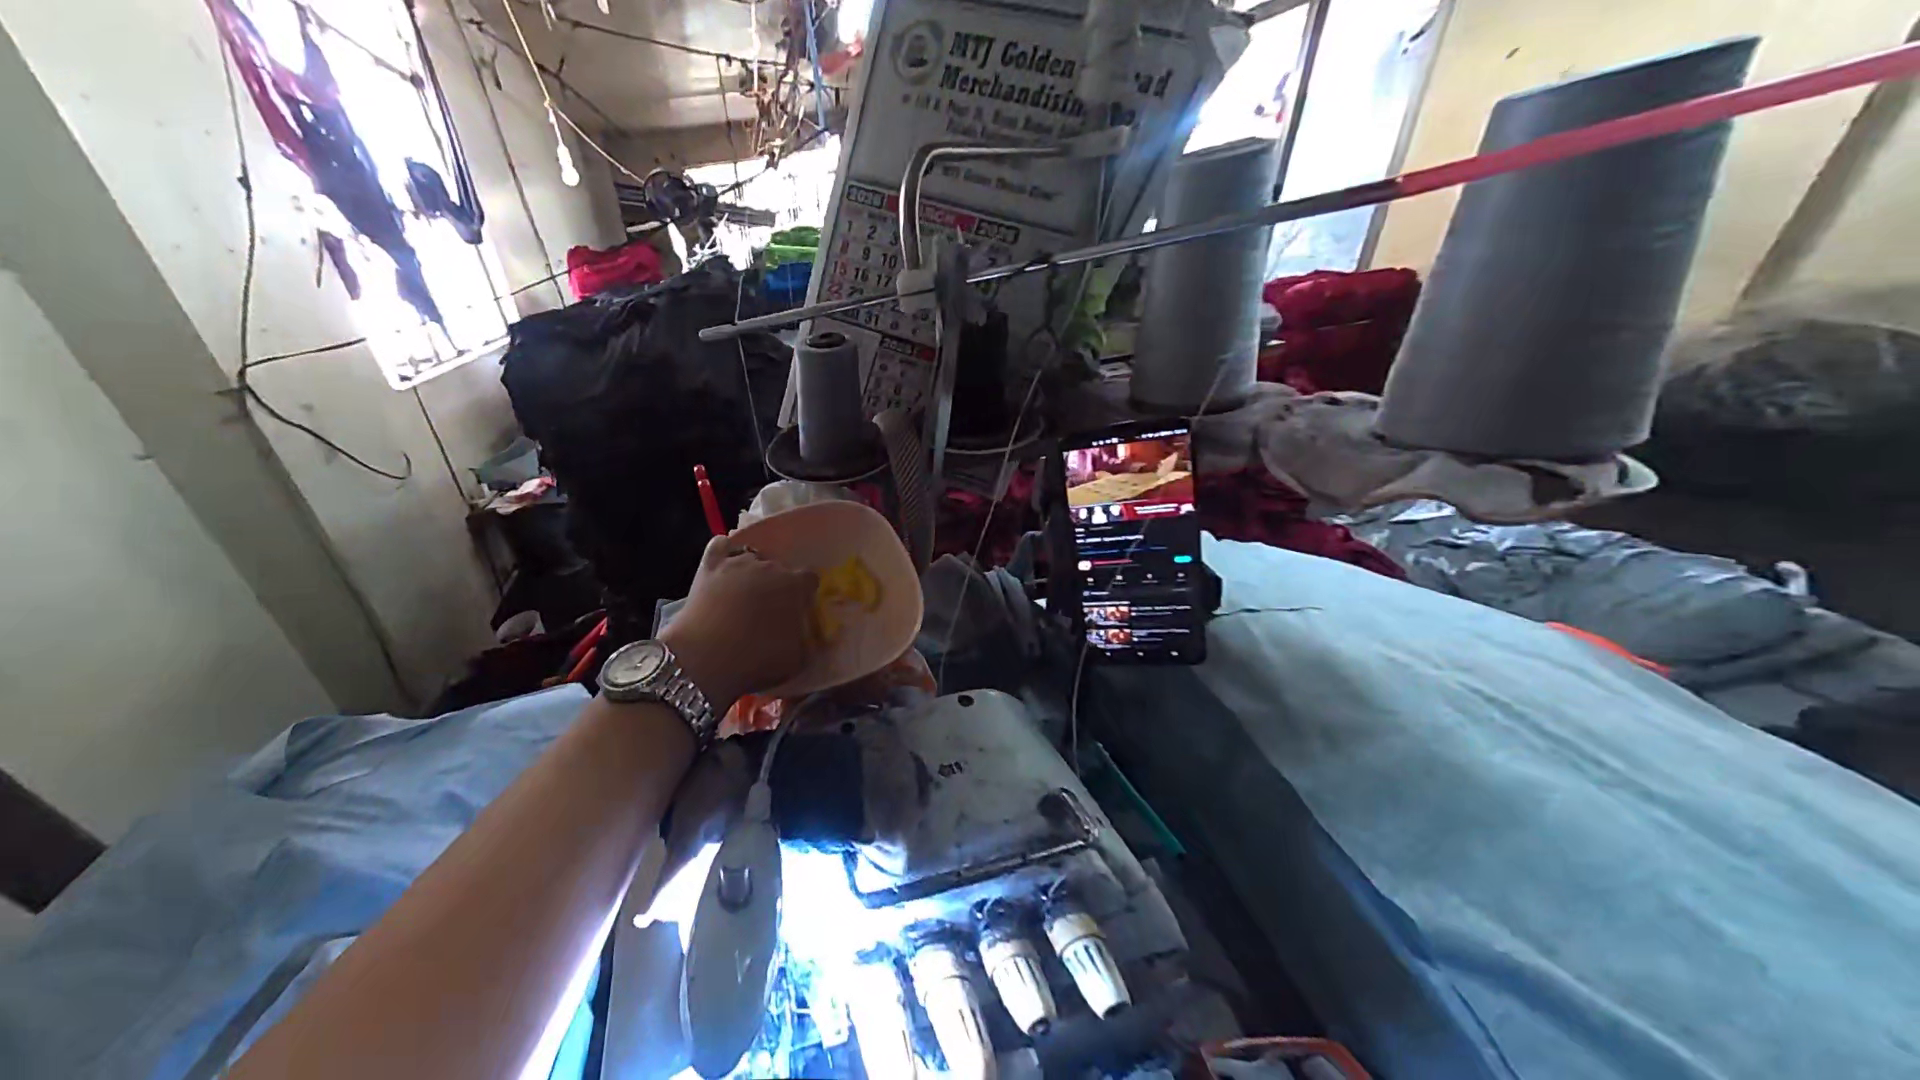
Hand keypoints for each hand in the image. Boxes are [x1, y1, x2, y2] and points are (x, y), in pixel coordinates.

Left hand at [660, 535, 817, 711]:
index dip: (804, 593)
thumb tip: (804, 630)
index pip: (809, 578)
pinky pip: (719, 547)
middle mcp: (771, 566)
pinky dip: (723, 553)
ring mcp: (739, 562)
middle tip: (767, 609)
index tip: (797, 609)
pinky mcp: (710, 565)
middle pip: (780, 568)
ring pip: (751, 558)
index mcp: (795, 585)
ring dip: (751, 573)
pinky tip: (722, 566)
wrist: (706, 658)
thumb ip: (806, 638)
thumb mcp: (797, 658)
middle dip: (777, 585)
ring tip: (741, 595)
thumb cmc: (757, 660)